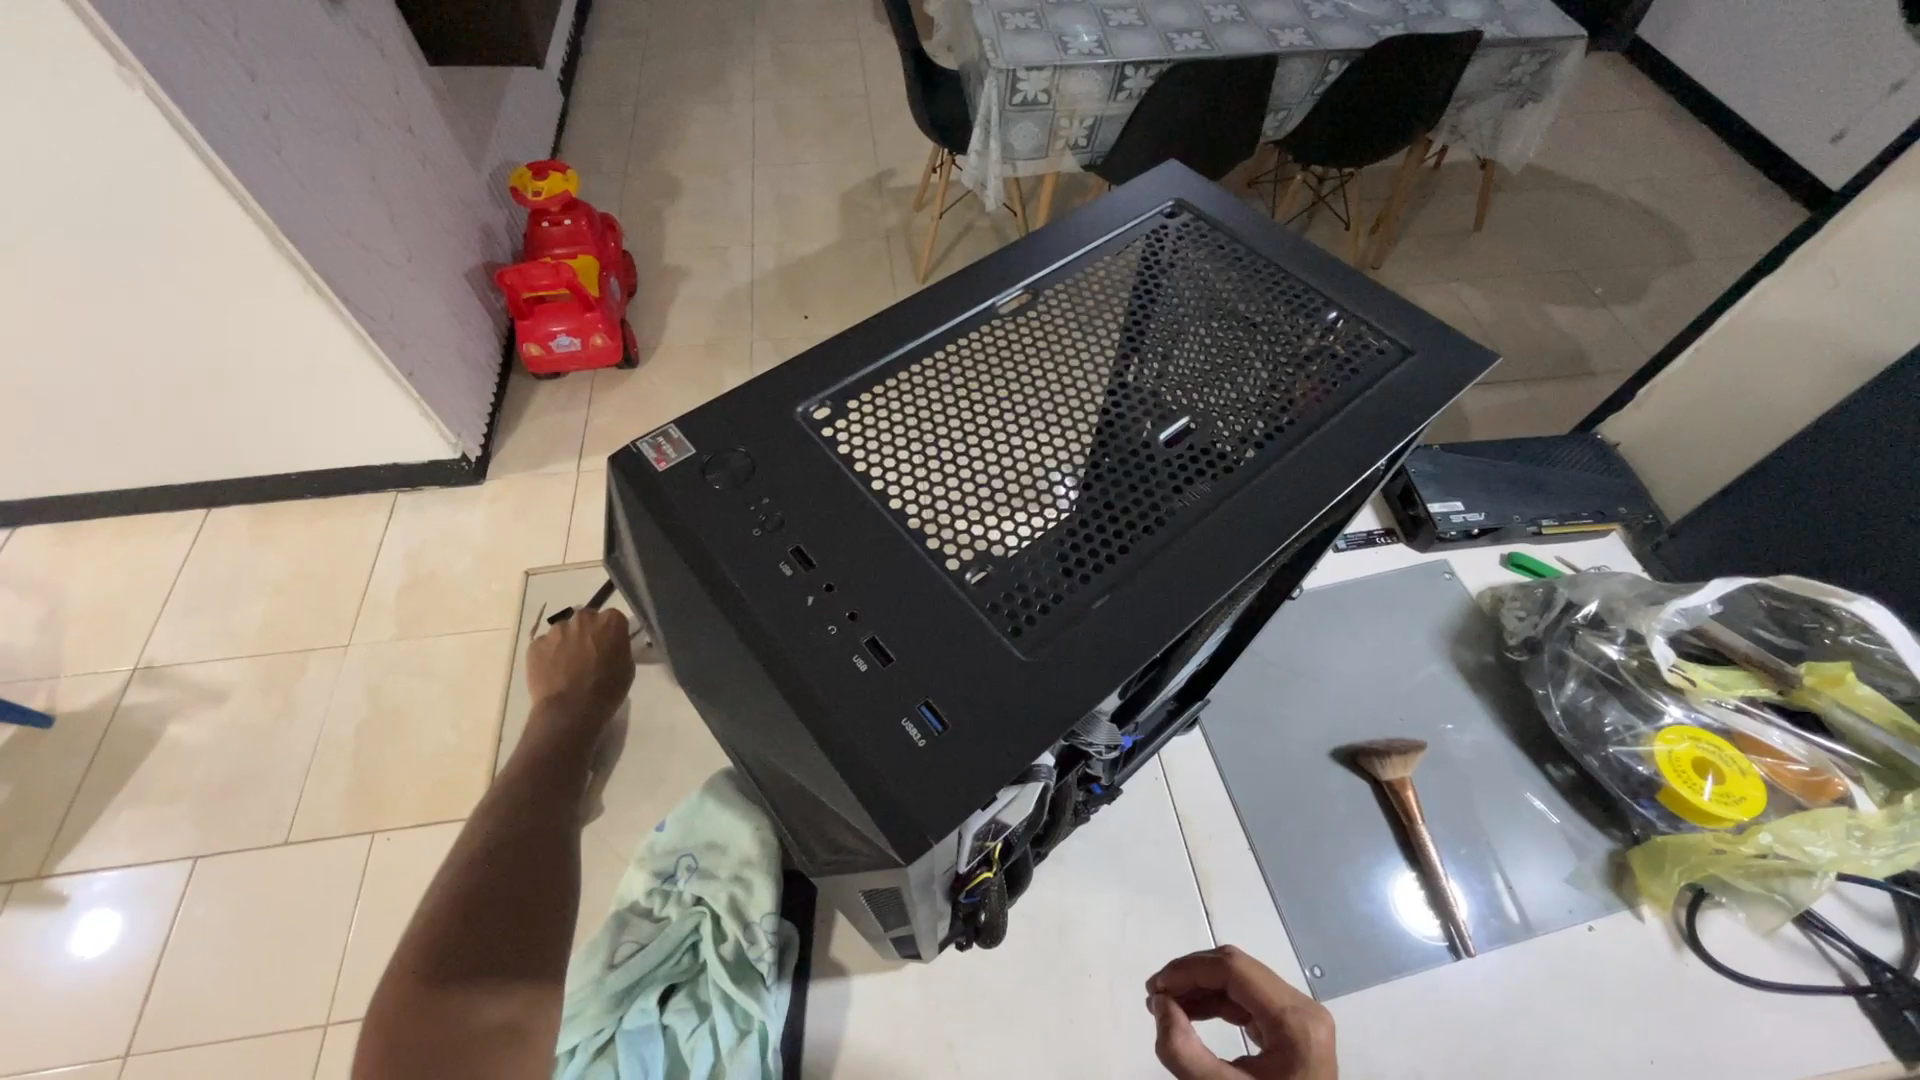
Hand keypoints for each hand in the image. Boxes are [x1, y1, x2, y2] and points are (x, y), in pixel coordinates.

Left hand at [527, 608, 634, 723]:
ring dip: (567, 642)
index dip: (611, 632)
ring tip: (566, 666)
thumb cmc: (607, 689)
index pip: (613, 618)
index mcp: (610, 622)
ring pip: (563, 631)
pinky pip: (545, 645)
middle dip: (588, 631)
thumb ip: (618, 647)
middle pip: (586, 619)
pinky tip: (552, 672)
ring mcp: (556, 631)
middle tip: (588, 653)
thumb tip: (609, 644)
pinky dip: (549, 654)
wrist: (571, 710)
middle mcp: (583, 619)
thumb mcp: (627, 666)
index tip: (610, 646)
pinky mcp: (535, 644)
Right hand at [1146, 946, 1335, 1079]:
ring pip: (1240, 981)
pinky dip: (1216, 1002)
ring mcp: (1301, 1017)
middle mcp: (1304, 1008)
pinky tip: (1190, 1013)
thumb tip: (1160, 1003)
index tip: (1155, 988)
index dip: (1189, 970)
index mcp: (1295, 1021)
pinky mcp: (1293, 1027)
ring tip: (1166, 1005)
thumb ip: (1184, 1051)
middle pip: (1237, 969)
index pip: (1233, 970)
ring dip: (1200, 988)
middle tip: (1156, 996)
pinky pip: (1248, 1000)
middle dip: (1191, 976)